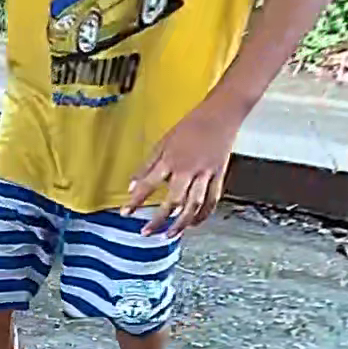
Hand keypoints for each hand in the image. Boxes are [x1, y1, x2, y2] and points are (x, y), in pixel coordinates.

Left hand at [123, 99, 244, 236]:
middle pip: (173, 200)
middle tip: (146, 232)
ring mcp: (206, 173)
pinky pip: (212, 200)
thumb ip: (147, 166)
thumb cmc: (191, 126)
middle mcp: (188, 169)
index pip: (148, 183)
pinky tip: (193, 224)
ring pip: (194, 204)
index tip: (125, 213)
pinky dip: (203, 215)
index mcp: (171, 159)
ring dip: (181, 223)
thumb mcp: (163, 142)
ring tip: (169, 235)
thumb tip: (131, 186)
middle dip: (159, 219)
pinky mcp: (219, 175)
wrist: (222, 113)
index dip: (135, 200)